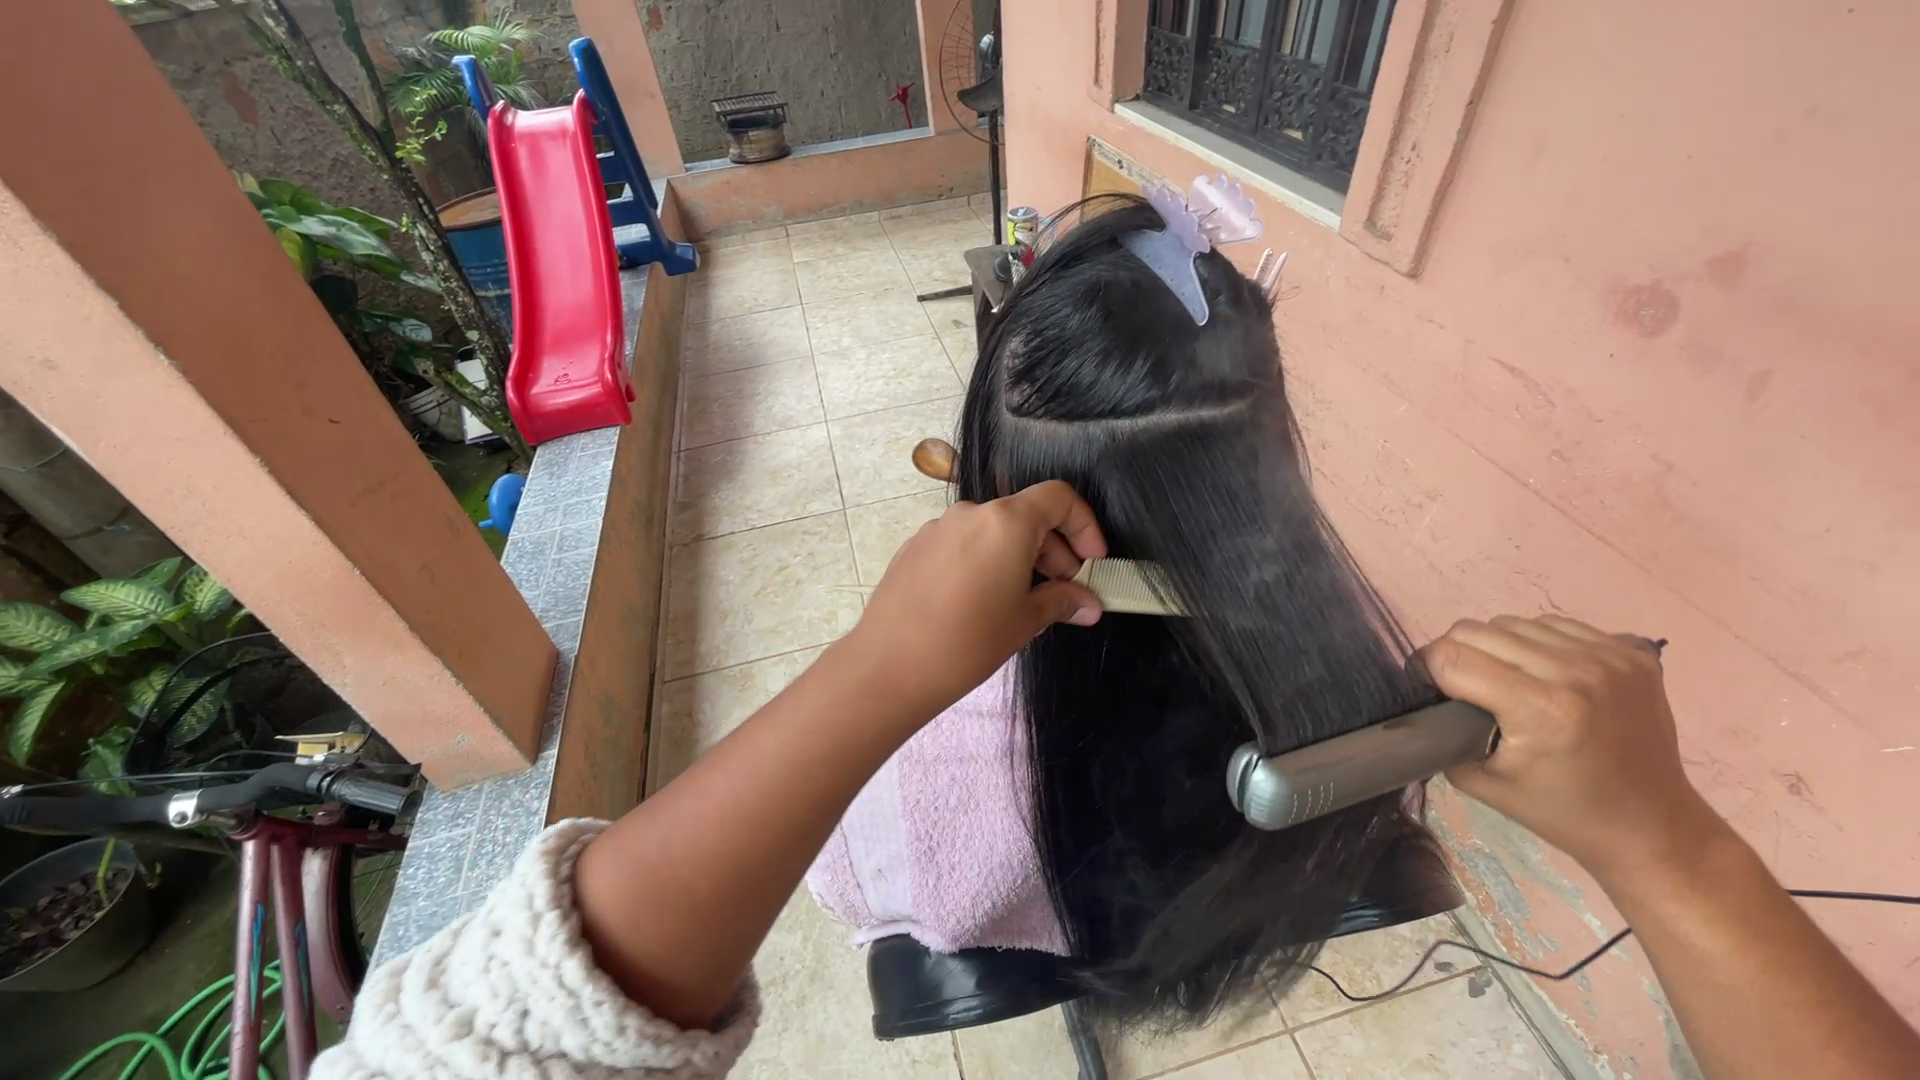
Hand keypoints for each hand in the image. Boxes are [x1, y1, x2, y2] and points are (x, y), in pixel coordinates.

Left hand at [841, 480, 1107, 717]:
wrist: (888, 667)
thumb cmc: (967, 642)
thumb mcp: (1024, 622)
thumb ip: (1061, 601)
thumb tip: (1089, 604)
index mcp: (1006, 522)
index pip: (1058, 497)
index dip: (1084, 524)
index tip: (1093, 560)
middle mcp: (971, 513)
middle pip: (1025, 514)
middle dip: (1053, 548)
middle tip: (1061, 590)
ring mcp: (938, 528)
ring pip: (993, 530)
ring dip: (1019, 556)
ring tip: (1022, 601)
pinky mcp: (915, 547)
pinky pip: (964, 543)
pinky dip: (985, 560)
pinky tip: (981, 602)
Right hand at [1420, 615, 1732, 882]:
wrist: (1652, 825)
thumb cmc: (1561, 812)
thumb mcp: (1480, 781)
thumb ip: (1443, 732)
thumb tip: (1425, 697)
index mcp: (1539, 710)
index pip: (1451, 658)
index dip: (1425, 668)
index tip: (1426, 687)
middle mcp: (1576, 673)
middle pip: (1476, 631)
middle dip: (1455, 654)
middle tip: (1461, 687)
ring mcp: (1609, 657)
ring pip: (1513, 622)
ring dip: (1496, 646)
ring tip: (1505, 679)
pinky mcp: (1631, 652)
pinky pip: (1555, 626)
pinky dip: (1536, 644)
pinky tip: (1544, 674)